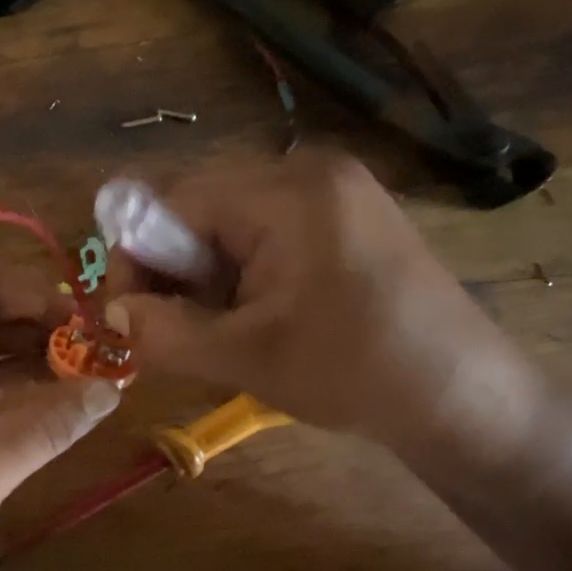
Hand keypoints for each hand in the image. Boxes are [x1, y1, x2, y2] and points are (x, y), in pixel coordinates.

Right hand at [105, 152, 544, 457]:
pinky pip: (260, 234)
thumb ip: (161, 331)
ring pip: (224, 225)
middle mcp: (309, 174)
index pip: (172, 203)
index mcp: (289, 193)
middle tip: (167, 328)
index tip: (127, 317)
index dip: (135, 258)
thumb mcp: (241, 356)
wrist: (462, 396)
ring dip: (199, 277)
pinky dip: (235, 275)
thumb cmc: (352, 370)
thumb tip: (109, 313)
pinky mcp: (342, 220)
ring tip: (212, 331)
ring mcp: (332, 194)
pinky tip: (247, 319)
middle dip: (168, 269)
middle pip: (197, 208)